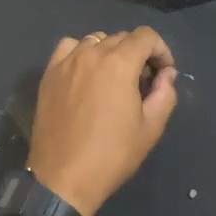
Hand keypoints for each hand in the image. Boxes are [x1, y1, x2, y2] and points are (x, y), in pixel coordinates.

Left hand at [26, 27, 177, 215]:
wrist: (63, 179)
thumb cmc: (111, 155)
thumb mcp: (150, 128)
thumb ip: (165, 93)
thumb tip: (166, 74)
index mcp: (119, 63)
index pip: (146, 36)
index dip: (161, 50)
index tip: (163, 73)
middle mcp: (92, 53)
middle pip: (122, 37)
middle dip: (139, 54)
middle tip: (143, 83)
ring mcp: (67, 61)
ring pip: (96, 40)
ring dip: (112, 52)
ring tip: (114, 79)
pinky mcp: (50, 73)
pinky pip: (70, 47)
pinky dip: (83, 52)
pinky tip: (86, 73)